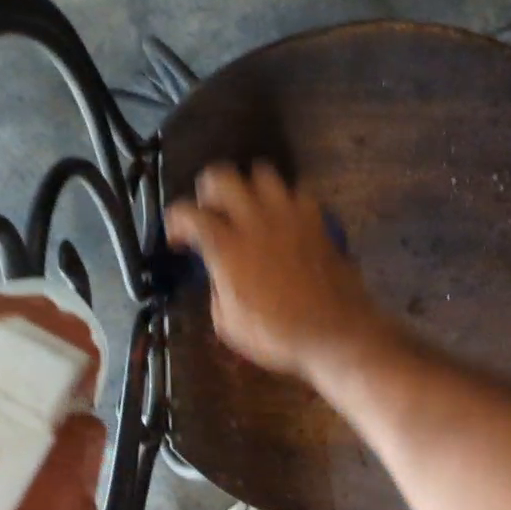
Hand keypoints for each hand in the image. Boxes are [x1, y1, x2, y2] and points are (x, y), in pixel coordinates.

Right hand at [164, 162, 388, 379]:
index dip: (175, 221)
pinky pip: (297, 192)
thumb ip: (216, 288)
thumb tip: (219, 274)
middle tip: (210, 211)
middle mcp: (255, 222)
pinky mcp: (315, 220)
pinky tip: (282, 220)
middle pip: (222, 177)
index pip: (188, 213)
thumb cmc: (277, 335)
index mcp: (227, 248)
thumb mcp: (228, 323)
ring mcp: (288, 216)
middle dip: (208, 189)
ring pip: (261, 174)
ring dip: (248, 188)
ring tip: (247, 209)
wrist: (335, 334)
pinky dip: (285, 201)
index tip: (177, 238)